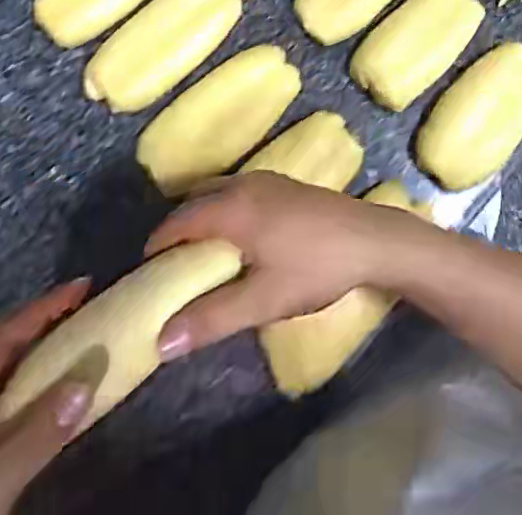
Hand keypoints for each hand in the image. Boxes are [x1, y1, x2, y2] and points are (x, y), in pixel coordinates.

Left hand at [0, 279, 96, 514]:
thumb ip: (32, 439)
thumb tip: (84, 383)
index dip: (39, 311)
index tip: (81, 287)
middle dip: (42, 323)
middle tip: (86, 303)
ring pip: (6, 378)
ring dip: (42, 351)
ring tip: (79, 331)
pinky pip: (12, 407)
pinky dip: (40, 386)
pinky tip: (61, 384)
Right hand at [143, 172, 435, 359]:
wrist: (374, 239)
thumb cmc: (315, 268)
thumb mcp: (263, 301)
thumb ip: (211, 319)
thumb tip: (161, 341)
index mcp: (232, 208)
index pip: (178, 222)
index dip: (157, 246)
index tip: (146, 273)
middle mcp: (244, 184)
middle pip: (196, 201)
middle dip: (178, 228)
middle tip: (172, 267)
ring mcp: (269, 180)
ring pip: (220, 192)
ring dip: (204, 216)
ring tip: (203, 255)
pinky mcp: (288, 184)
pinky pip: (240, 191)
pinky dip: (226, 209)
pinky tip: (242, 238)